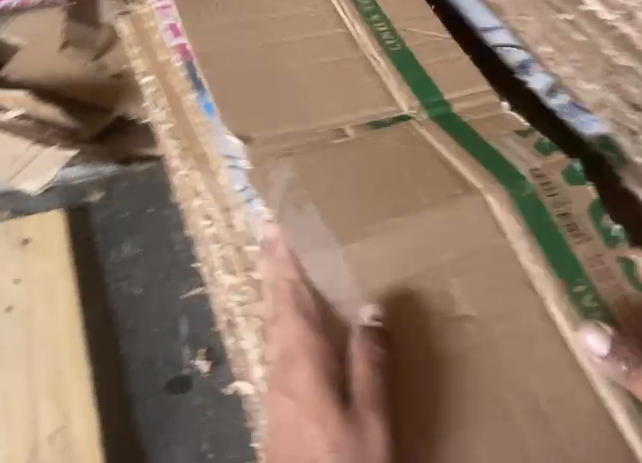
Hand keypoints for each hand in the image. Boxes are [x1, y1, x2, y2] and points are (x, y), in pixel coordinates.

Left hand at [260, 228, 390, 462]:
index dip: (282, 256)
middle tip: (270, 227)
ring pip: (274, 322)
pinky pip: (278, 343)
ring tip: (280, 262)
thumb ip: (369, 363)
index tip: (273, 219)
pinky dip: (282, 317)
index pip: (289, 293)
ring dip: (276, 288)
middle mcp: (281, 365)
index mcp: (302, 360)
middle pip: (275, 303)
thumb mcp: (371, 421)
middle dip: (273, 264)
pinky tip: (292, 324)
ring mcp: (275, 388)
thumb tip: (370, 305)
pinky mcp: (278, 406)